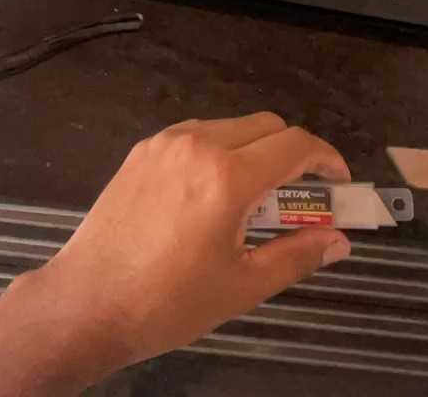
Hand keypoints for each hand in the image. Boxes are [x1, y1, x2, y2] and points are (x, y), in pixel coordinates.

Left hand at [21, 112, 352, 370]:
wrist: (88, 300)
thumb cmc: (169, 301)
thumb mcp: (242, 286)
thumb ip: (297, 256)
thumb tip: (339, 241)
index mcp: (228, 176)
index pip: (295, 145)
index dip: (326, 158)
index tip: (338, 181)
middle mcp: (200, 144)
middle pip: (267, 125)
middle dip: (294, 152)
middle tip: (301, 194)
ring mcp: (167, 142)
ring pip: (231, 126)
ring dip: (256, 149)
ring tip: (255, 197)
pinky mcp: (144, 149)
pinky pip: (197, 134)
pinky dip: (220, 150)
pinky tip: (213, 191)